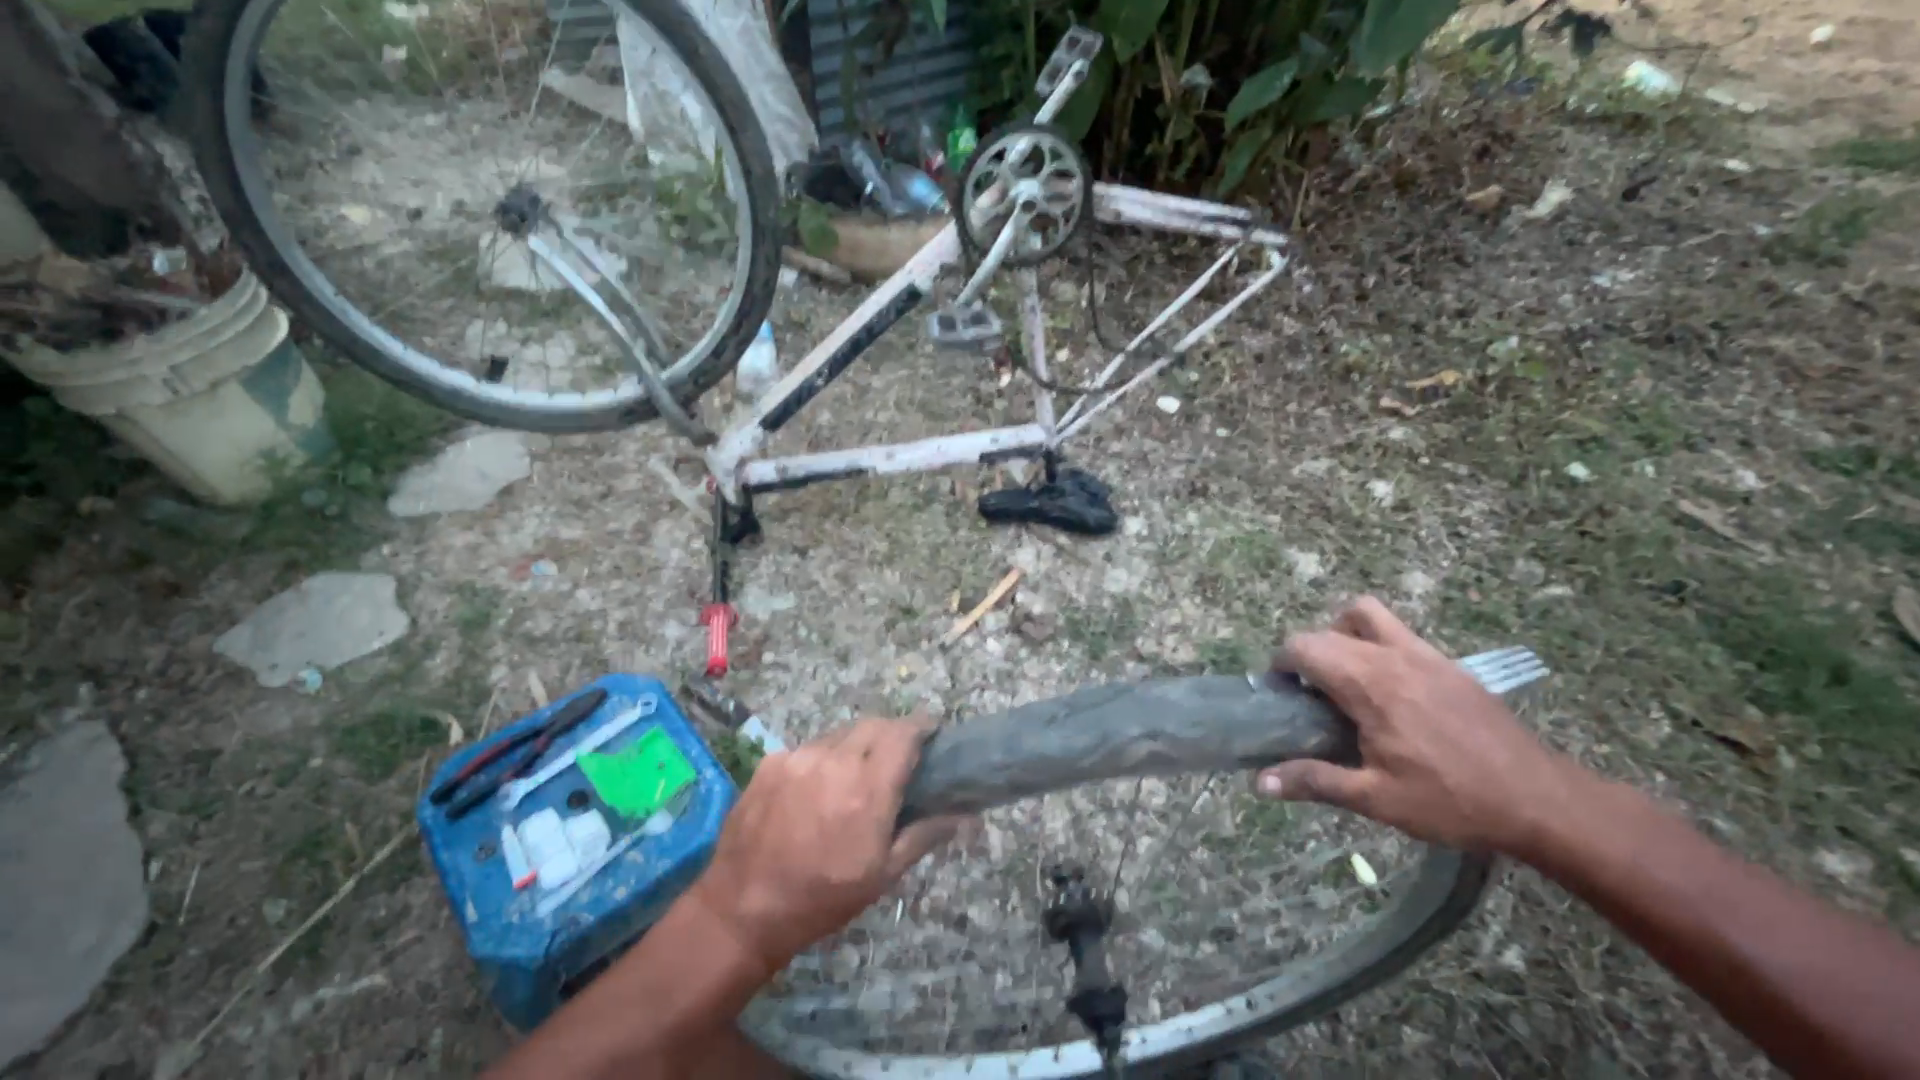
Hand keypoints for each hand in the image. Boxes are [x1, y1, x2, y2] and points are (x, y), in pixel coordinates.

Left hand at [689, 717, 964, 970]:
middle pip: (873, 726)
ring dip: (856, 746)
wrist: (742, 909)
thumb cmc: (823, 898)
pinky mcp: (769, 763)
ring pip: (839, 735)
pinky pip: (808, 749)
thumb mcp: (883, 874)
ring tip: (854, 777)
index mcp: (868, 788)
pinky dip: (823, 759)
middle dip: (891, 734)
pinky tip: (817, 790)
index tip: (934, 732)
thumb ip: (925, 834)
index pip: (904, 734)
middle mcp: (834, 761)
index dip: (922, 726)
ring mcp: (797, 758)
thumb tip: (966, 815)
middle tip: (898, 758)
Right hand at [1253, 597, 1569, 853]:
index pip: (1305, 646)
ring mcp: (1427, 655)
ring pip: (1369, 614)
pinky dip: (1378, 646)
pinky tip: (1389, 696)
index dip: (1281, 664)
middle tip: (1307, 697)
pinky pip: (1401, 633)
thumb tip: (1260, 782)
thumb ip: (1315, 781)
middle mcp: (1395, 656)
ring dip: (1343, 634)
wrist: (1540, 800)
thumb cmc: (1452, 801)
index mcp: (1370, 685)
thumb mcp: (1376, 799)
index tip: (1280, 695)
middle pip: (1330, 628)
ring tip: (1345, 680)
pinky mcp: (1451, 665)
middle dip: (1307, 653)